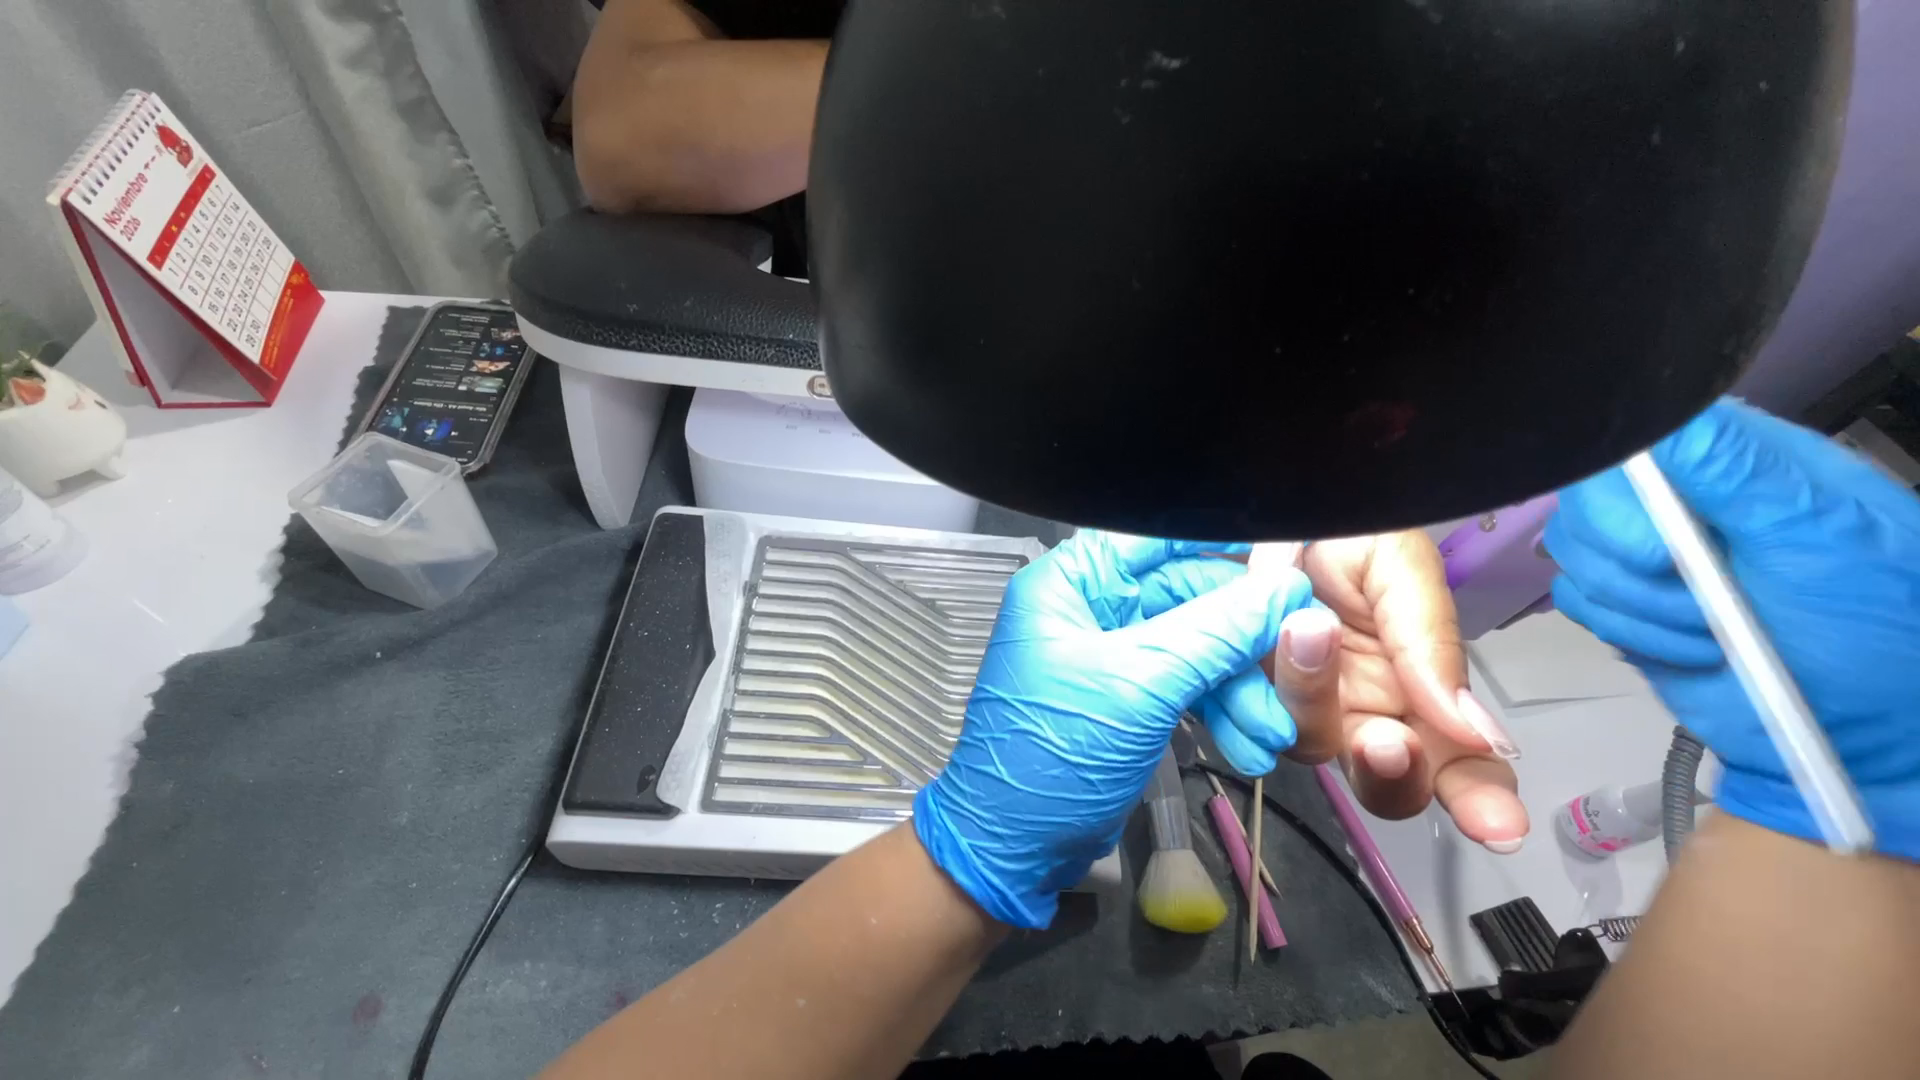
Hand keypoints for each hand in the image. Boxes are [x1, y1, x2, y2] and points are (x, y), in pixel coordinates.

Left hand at [914, 531, 1313, 927]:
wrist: (1014, 848)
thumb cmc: (1056, 753)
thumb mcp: (1139, 685)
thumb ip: (1213, 633)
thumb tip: (1284, 588)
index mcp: (1073, 582)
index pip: (1156, 538)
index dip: (1222, 543)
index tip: (1289, 556)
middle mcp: (1090, 606)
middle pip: (1187, 595)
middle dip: (1243, 640)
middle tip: (1298, 668)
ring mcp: (1110, 654)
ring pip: (1195, 645)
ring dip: (1239, 687)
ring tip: (1274, 734)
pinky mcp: (1128, 696)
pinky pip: (1186, 684)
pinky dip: (1219, 711)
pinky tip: (1252, 746)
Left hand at [1205, 534, 1528, 851]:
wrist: (1276, 512)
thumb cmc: (1349, 535)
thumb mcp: (1399, 568)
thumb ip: (1430, 641)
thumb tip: (1475, 729)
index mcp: (1419, 690)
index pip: (1464, 763)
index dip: (1483, 799)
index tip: (1498, 824)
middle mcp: (1364, 709)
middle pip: (1385, 781)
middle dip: (1391, 771)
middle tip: (1388, 741)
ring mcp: (1301, 702)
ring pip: (1312, 743)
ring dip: (1314, 697)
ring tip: (1311, 629)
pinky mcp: (1243, 687)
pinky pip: (1246, 712)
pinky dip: (1255, 687)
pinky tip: (1261, 648)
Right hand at [1545, 399, 1919, 858]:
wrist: (1875, 729)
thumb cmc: (1877, 623)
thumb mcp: (1821, 534)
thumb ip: (1735, 470)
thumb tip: (1653, 424)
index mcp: (1726, 463)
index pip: (1625, 445)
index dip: (1619, 494)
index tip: (1662, 544)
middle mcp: (1672, 499)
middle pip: (1582, 502)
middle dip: (1625, 560)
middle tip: (1691, 590)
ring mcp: (1640, 551)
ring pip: (1570, 554)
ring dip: (1633, 604)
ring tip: (1707, 629)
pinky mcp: (1620, 601)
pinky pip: (1573, 598)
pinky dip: (1622, 628)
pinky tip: (1684, 645)